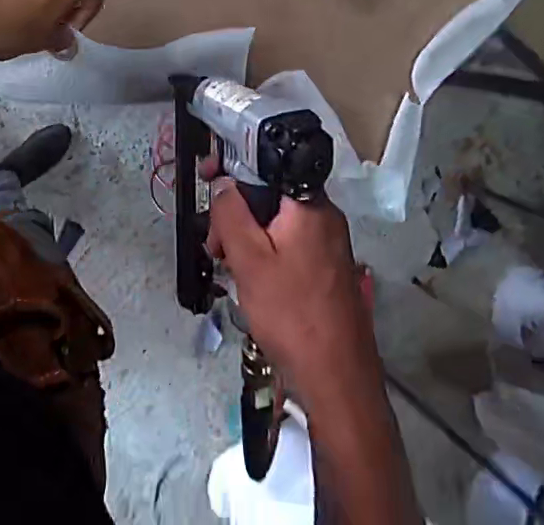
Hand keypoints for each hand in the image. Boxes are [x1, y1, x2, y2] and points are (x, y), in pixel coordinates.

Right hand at [206, 180, 380, 410]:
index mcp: (309, 204)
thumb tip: (223, 182)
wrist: (337, 378)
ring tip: (229, 267)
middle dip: (235, 212)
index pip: (267, 164)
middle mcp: (324, 215)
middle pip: (269, 194)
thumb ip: (231, 214)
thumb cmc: (291, 314)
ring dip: (246, 235)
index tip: (206, 173)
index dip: (233, 166)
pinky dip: (264, 252)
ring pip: (276, 221)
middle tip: (216, 246)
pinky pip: (288, 243)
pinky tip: (250, 278)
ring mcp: (328, 242)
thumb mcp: (249, 260)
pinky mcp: (326, 266)